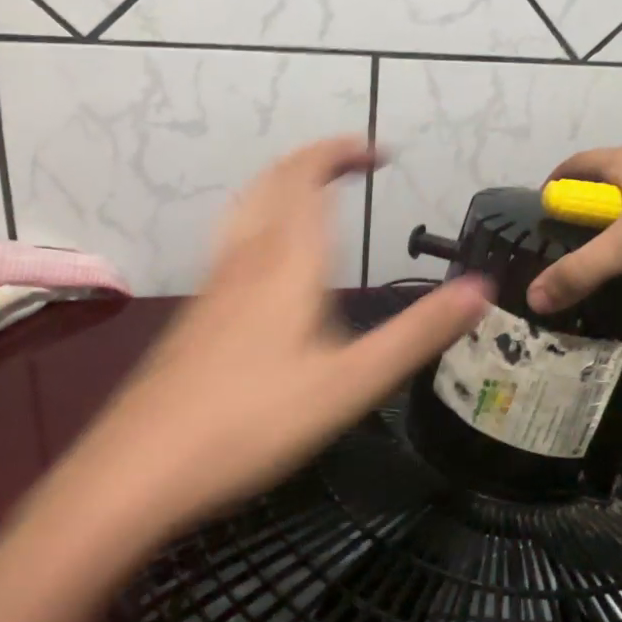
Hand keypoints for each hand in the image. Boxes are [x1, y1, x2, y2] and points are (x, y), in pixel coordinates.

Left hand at [62, 137, 492, 541]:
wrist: (139, 470)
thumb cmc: (252, 422)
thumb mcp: (352, 384)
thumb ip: (418, 334)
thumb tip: (482, 290)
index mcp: (287, 264)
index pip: (307, 176)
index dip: (341, 152)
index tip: (380, 153)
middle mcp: (246, 260)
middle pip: (272, 182)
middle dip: (314, 160)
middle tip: (353, 162)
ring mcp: (213, 285)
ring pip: (245, 208)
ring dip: (283, 185)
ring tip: (314, 194)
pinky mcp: (195, 315)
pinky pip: (231, 241)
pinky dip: (261, 221)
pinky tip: (269, 263)